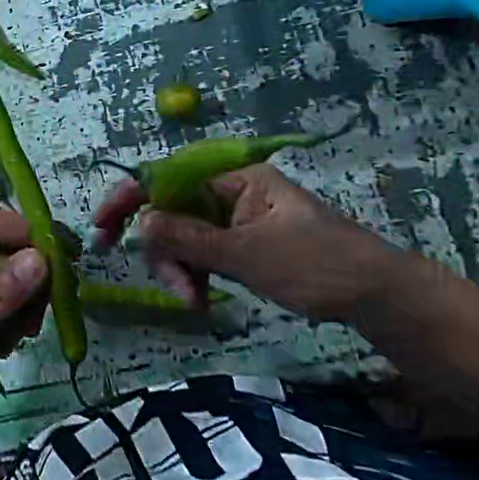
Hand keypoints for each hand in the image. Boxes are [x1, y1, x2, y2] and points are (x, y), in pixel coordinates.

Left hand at [0, 211, 48, 427]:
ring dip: (24, 301)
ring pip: (9, 272)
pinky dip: (14, 314)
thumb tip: (41, 258)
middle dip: (28, 281)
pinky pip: (3, 293)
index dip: (27, 238)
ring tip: (19, 337)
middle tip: (33, 321)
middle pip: (5, 248)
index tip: (60, 266)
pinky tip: (9, 340)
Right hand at [92, 164, 410, 319]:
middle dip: (163, 250)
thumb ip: (189, 237)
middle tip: (173, 289)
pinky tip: (201, 299)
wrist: (376, 297)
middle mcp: (231, 193)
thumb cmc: (316, 264)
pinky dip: (195, 275)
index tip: (103, 227)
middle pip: (173, 211)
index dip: (131, 197)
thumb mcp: (247, 252)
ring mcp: (236, 220)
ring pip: (184, 237)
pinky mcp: (242, 246)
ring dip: (180, 269)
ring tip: (194, 302)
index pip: (169, 177)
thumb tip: (140, 222)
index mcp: (235, 178)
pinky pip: (202, 254)